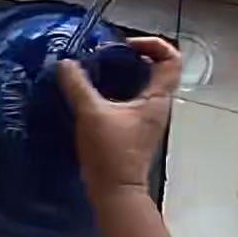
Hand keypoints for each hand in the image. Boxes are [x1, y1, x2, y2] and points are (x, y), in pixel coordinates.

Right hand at [57, 36, 181, 201]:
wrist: (114, 192)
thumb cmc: (111, 153)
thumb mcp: (91, 114)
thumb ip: (77, 86)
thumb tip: (65, 63)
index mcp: (157, 98)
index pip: (171, 59)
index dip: (153, 44)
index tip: (126, 46)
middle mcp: (156, 106)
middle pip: (155, 69)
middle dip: (131, 57)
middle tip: (105, 56)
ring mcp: (145, 119)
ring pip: (140, 85)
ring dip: (120, 74)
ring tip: (95, 71)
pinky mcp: (132, 129)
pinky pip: (127, 99)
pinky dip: (113, 90)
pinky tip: (90, 93)